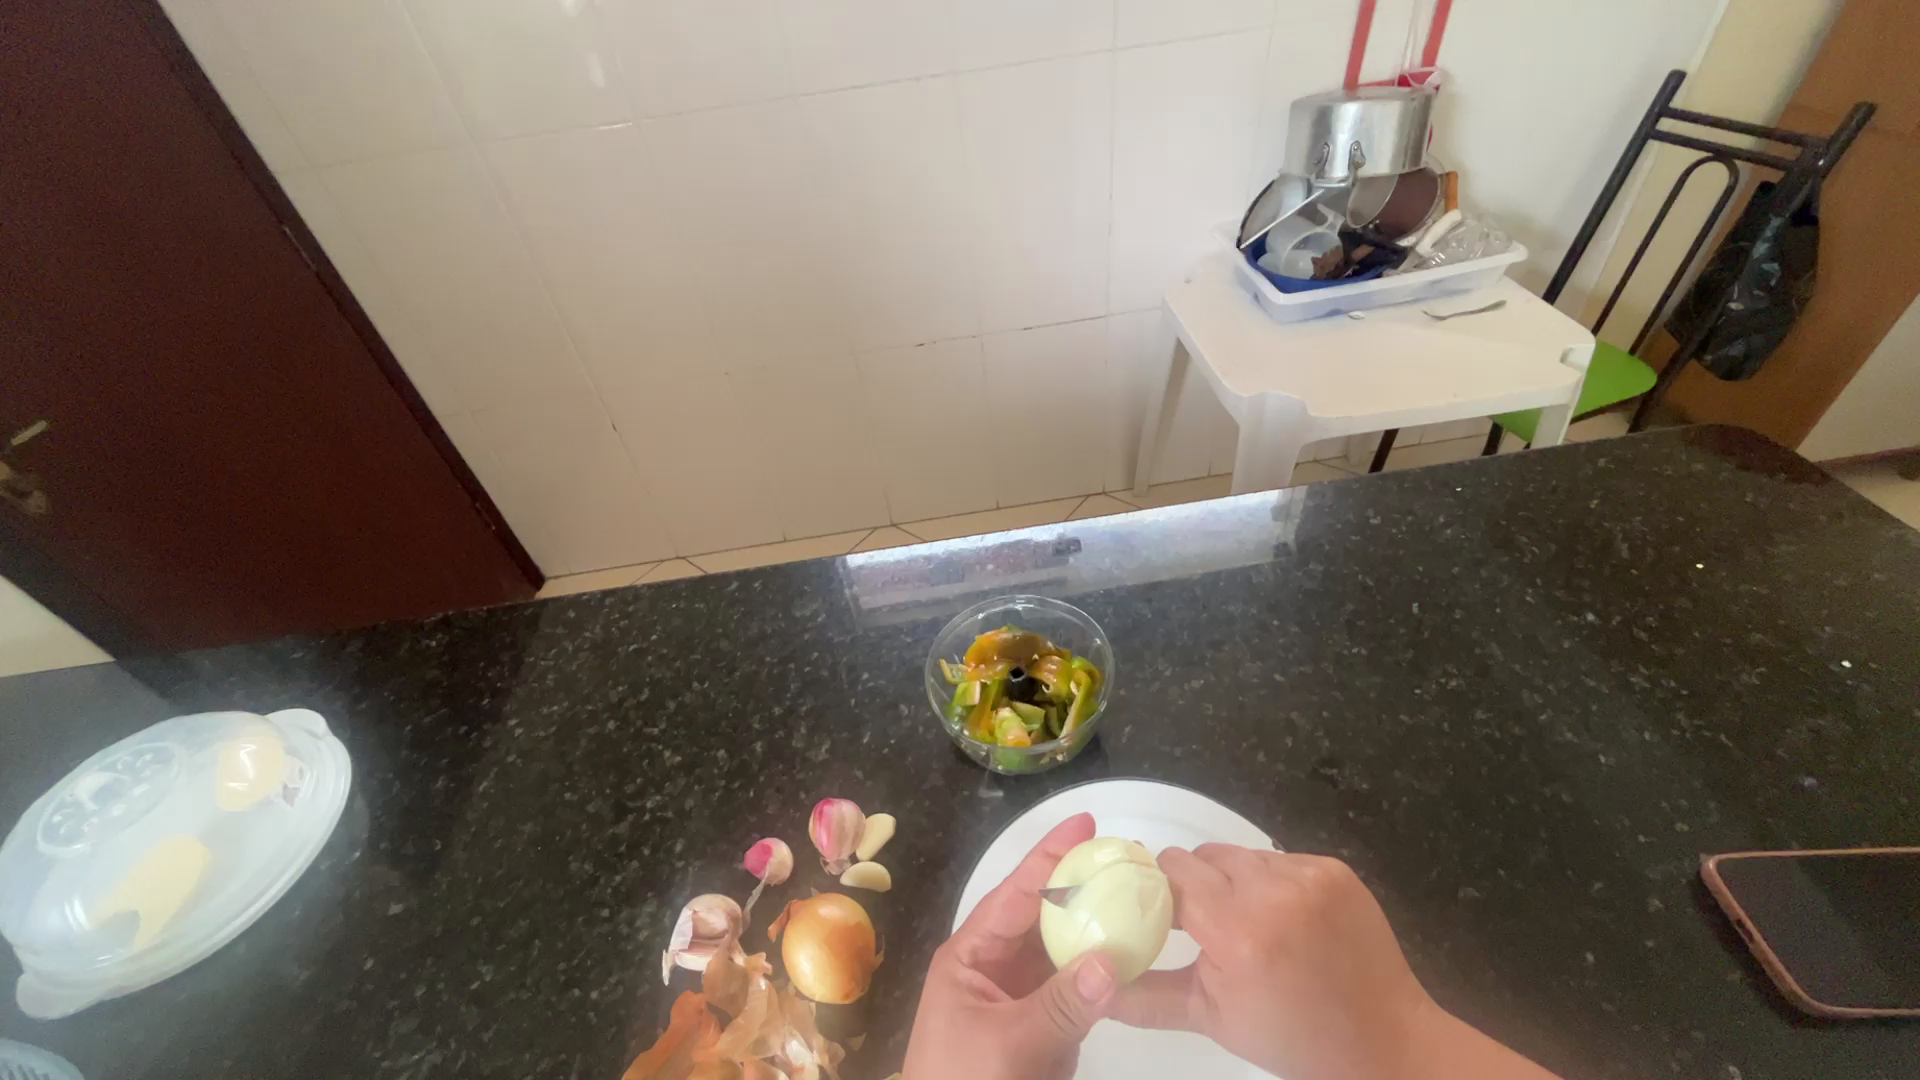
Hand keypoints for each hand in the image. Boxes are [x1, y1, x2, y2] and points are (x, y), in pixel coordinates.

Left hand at [901, 813, 1119, 1079]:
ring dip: (1093, 924)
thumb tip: (1112, 958)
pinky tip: (1129, 953)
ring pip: (1061, 948)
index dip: (1050, 855)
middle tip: (1122, 856)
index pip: (1016, 893)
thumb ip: (1060, 1004)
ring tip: (1132, 893)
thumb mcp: (1006, 1047)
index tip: (1085, 823)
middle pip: (1040, 914)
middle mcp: (995, 966)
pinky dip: (1101, 972)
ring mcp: (1020, 997)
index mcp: (970, 955)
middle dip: (1077, 883)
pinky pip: (1075, 988)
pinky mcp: (1042, 1028)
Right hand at [1113, 846, 1436, 1079]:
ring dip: (1231, 880)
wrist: (1388, 1042)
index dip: (1160, 887)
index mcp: (1236, 930)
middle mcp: (1271, 891)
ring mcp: (1307, 874)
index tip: (1158, 909)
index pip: (1172, 872)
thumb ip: (1144, 995)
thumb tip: (1091, 982)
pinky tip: (1282, 917)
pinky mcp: (1333, 868)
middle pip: (1202, 856)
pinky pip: (1277, 858)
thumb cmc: (1292, 1038)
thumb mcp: (1211, 1018)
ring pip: (1238, 854)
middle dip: (1195, 883)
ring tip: (1246, 921)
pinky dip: (1269, 881)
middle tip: (1204, 922)